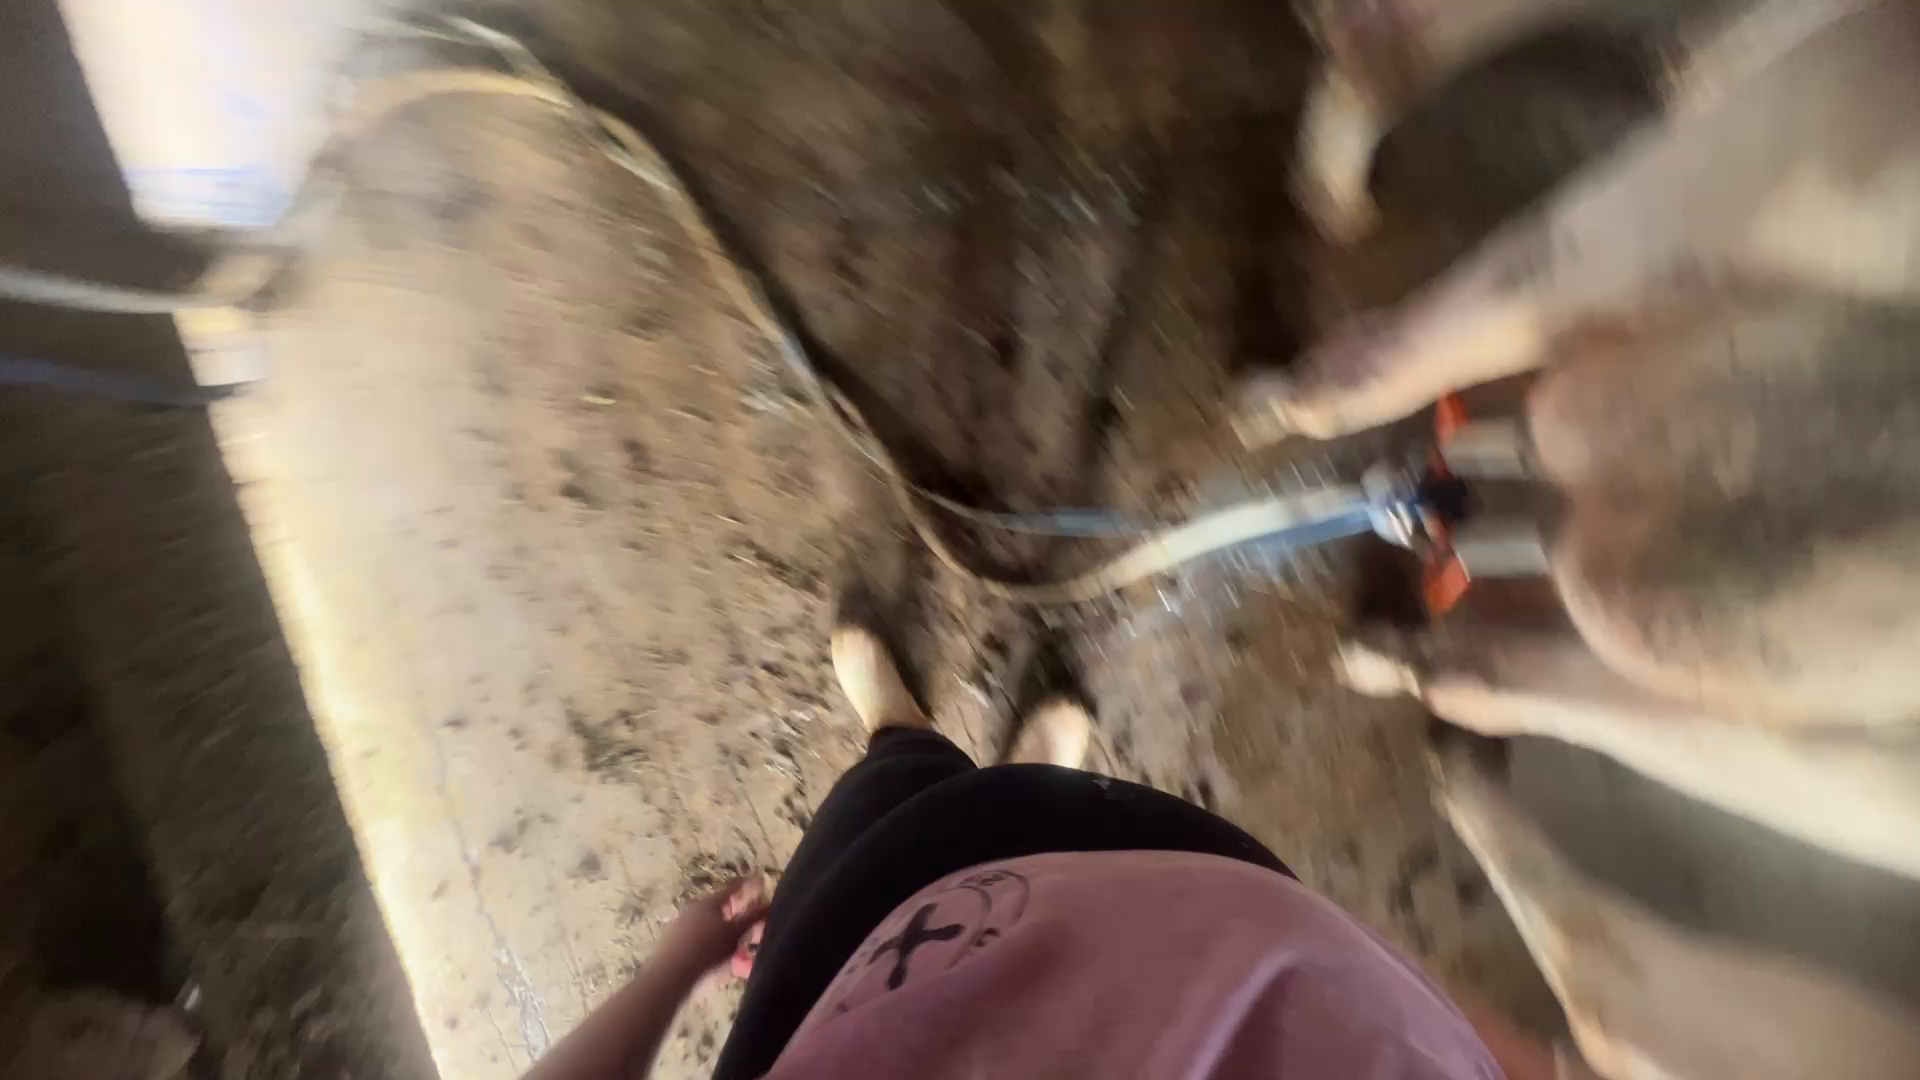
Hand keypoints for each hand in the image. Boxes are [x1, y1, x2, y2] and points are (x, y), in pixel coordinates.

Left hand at [655, 877, 769, 980]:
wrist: (668, 978)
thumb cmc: (707, 950)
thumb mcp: (735, 934)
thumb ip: (753, 917)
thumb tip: (768, 902)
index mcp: (710, 902)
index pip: (733, 888)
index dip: (748, 884)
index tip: (759, 880)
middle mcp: (694, 909)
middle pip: (720, 907)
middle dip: (737, 915)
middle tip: (749, 925)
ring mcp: (680, 926)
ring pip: (710, 926)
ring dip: (724, 934)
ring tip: (737, 952)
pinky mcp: (672, 945)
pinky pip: (699, 941)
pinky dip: (711, 946)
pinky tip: (717, 962)